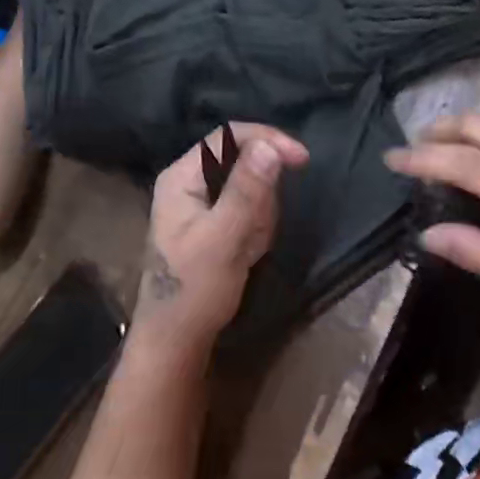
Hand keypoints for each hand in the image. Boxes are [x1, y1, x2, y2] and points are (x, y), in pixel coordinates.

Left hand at [136, 124, 308, 347]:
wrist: (177, 340)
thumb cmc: (194, 290)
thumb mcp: (224, 239)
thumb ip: (246, 191)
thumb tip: (268, 146)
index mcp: (181, 176)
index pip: (228, 137)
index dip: (266, 141)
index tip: (302, 159)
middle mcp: (188, 182)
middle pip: (242, 164)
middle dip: (260, 197)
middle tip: (255, 233)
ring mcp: (200, 203)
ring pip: (250, 190)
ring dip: (259, 219)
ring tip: (246, 250)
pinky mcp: (214, 222)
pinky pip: (248, 212)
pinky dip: (255, 232)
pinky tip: (244, 257)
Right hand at [387, 113, 479, 319]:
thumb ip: (479, 254)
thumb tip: (426, 234)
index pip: (467, 164)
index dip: (424, 158)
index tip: (392, 159)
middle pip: (477, 126)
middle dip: (436, 132)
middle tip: (410, 151)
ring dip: (456, 124)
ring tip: (431, 144)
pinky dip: (479, 123)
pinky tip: (468, 140)